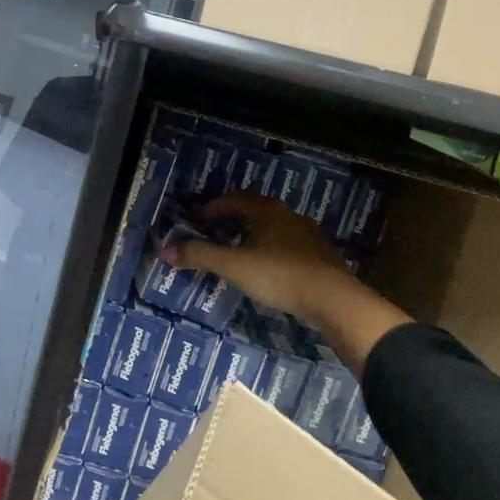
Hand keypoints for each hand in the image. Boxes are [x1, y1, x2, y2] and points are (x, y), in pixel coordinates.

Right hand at [162, 191, 412, 375]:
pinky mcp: (322, 257)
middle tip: (216, 233)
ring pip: (275, 229)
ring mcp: (309, 236)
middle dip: (234, 219)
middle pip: (256, 210)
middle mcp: (289, 216)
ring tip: (241, 252)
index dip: (213, 207)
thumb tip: (165, 249)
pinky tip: (270, 270)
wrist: (334, 300)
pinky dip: (274, 252)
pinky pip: (290, 247)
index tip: (197, 220)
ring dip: (256, 236)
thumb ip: (200, 256)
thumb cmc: (279, 275)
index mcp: (267, 211)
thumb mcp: (234, 266)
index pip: (234, 199)